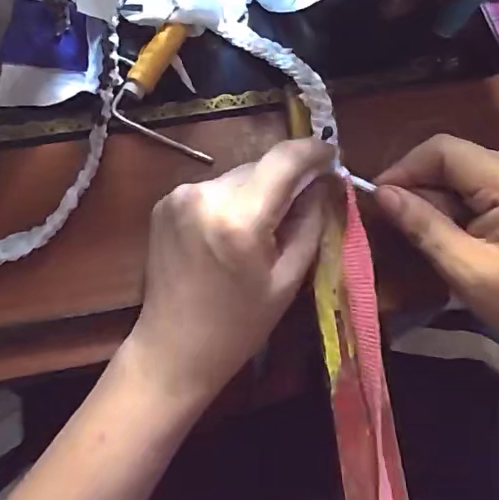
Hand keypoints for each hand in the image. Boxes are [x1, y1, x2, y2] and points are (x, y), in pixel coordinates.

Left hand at [122, 138, 336, 407]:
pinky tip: (231, 231)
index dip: (313, 150)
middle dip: (287, 178)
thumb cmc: (238, 325)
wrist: (171, 349)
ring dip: (258, 190)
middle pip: (260, 166)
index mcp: (239, 218)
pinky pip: (214, 188)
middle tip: (306, 200)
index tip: (332, 153)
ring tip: (263, 226)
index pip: (284, 159)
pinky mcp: (165, 201)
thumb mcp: (289, 279)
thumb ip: (311, 222)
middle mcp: (205, 194)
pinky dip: (231, 199)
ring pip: (238, 176)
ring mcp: (179, 195)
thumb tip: (325, 182)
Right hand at [372, 135, 498, 406]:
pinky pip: (468, 185)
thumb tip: (381, 192)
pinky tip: (440, 231)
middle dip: (416, 182)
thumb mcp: (466, 269)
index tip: (378, 199)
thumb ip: (423, 225)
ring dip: (430, 195)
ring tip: (415, 230)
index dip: (405, 168)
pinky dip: (447, 203)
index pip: (443, 150)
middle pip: (448, 155)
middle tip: (394, 219)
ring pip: (454, 170)